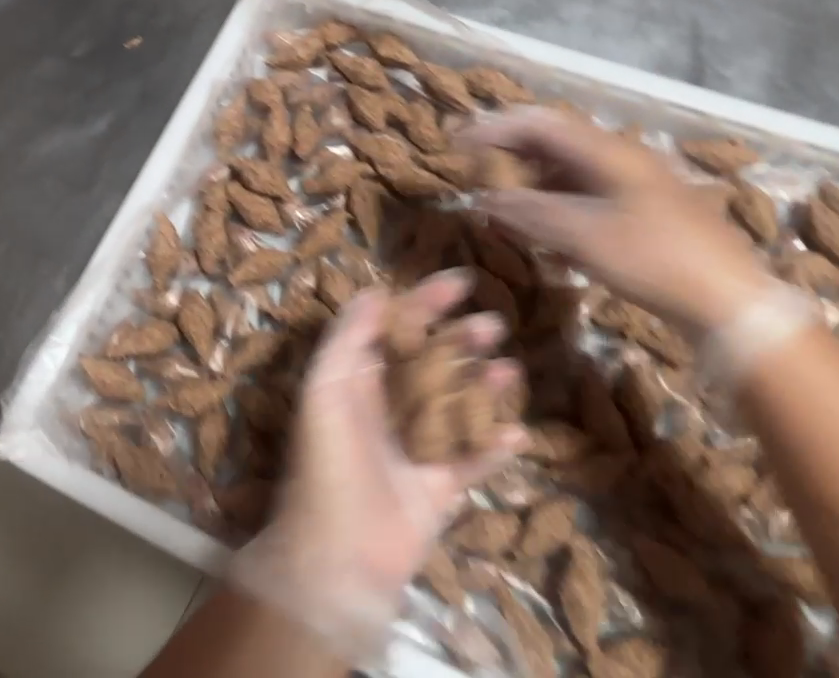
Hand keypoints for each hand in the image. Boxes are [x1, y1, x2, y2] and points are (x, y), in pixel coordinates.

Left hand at [227, 271, 521, 662]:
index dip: (426, 302)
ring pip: (458, 405)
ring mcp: (416, 447)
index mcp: (358, 380)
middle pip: (433, 361)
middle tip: (493, 326)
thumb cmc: (326, 463)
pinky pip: (474, 460)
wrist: (336, 557)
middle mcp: (388, 407)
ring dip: (484, 386)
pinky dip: (494, 447)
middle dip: (462, 340)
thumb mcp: (324, 389)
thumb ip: (349, 337)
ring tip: (507, 372)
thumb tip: (376, 289)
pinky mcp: (439, 488)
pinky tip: (514, 433)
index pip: (396, 329)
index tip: (463, 282)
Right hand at [462, 107, 772, 336]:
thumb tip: (481, 198)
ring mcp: (636, 184)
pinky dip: (556, 206)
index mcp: (609, 152)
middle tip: (474, 172)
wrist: (732, 303)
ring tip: (502, 206)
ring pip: (569, 171)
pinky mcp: (643, 211)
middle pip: (554, 142)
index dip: (494, 128)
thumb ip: (527, 213)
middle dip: (510, 154)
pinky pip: (586, 196)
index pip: (539, 124)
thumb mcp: (582, 237)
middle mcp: (622, 158)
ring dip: (531, 183)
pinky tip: (544, 235)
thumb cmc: (655, 261)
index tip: (457, 144)